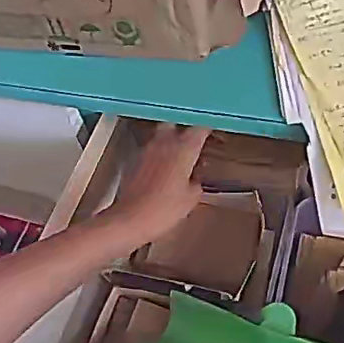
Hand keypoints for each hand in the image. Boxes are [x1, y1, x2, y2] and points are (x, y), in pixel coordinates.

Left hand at [104, 124, 209, 244]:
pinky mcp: (134, 160)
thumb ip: (196, 182)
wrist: (130, 219)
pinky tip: (163, 169)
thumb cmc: (162, 209)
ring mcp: (147, 149)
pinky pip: (150, 149)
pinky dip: (158, 154)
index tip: (213, 133)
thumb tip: (194, 180)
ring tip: (180, 156)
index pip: (200, 127)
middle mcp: (164, 143)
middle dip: (186, 130)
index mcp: (183, 148)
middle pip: (176, 123)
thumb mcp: (190, 199)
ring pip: (161, 134)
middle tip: (194, 142)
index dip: (208, 129)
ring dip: (171, 141)